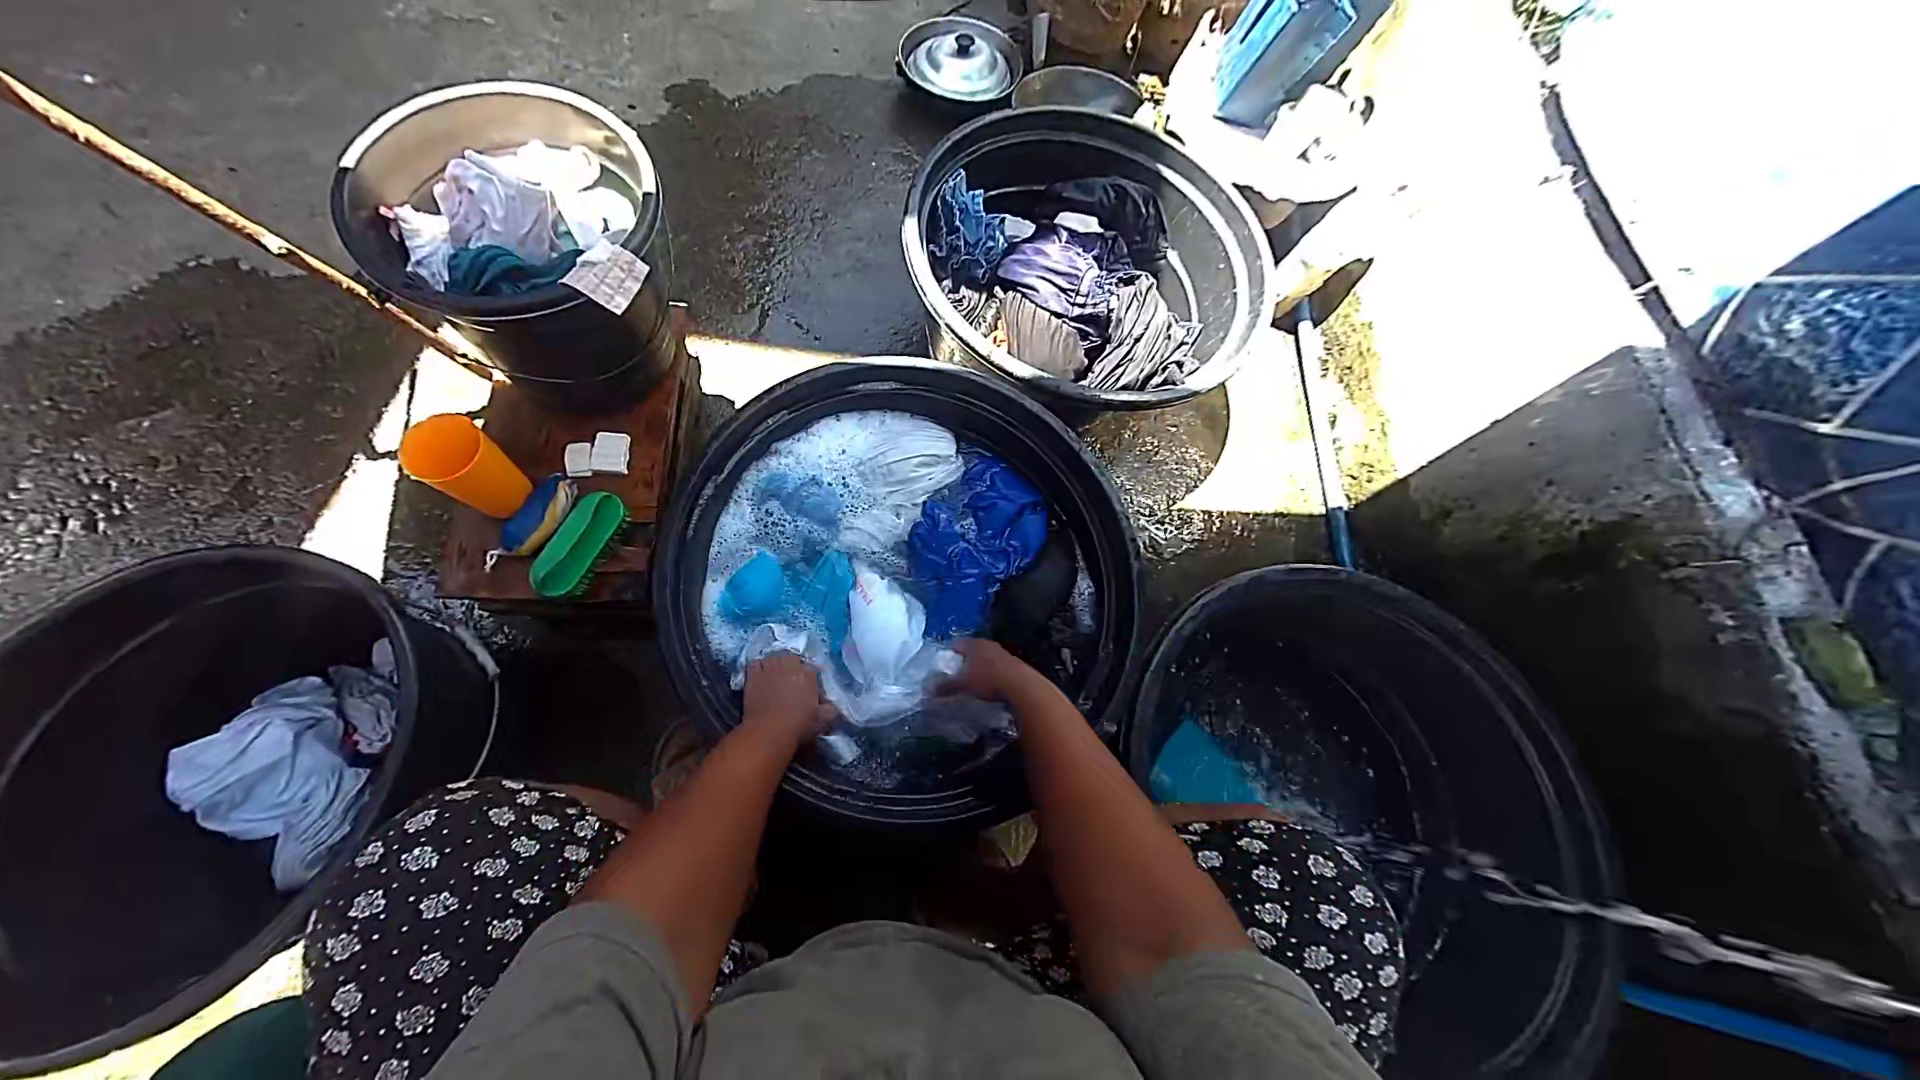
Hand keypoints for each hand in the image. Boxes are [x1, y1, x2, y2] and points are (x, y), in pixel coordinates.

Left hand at [741, 652, 835, 741]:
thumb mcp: (823, 720)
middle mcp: (789, 665)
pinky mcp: (753, 675)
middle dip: (794, 667)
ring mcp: (770, 668)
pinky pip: (756, 663)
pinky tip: (762, 674)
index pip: (813, 668)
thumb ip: (831, 709)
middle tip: (794, 681)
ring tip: (778, 674)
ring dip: (777, 664)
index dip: (812, 678)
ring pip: (775, 658)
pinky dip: (760, 667)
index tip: (810, 688)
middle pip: (793, 658)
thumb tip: (832, 706)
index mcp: (808, 673)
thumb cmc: (798, 725)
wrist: (768, 732)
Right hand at [937, 638, 1041, 703]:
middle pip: (972, 650)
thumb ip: (945, 687)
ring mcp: (1003, 653)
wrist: (1021, 687)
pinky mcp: (1014, 664)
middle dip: (964, 662)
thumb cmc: (988, 680)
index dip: (949, 654)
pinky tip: (990, 686)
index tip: (944, 666)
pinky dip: (991, 674)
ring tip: (973, 682)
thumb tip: (928, 691)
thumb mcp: (963, 685)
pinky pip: (997, 667)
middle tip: (956, 675)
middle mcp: (989, 644)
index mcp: (975, 644)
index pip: (957, 644)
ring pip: (986, 658)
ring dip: (979, 668)